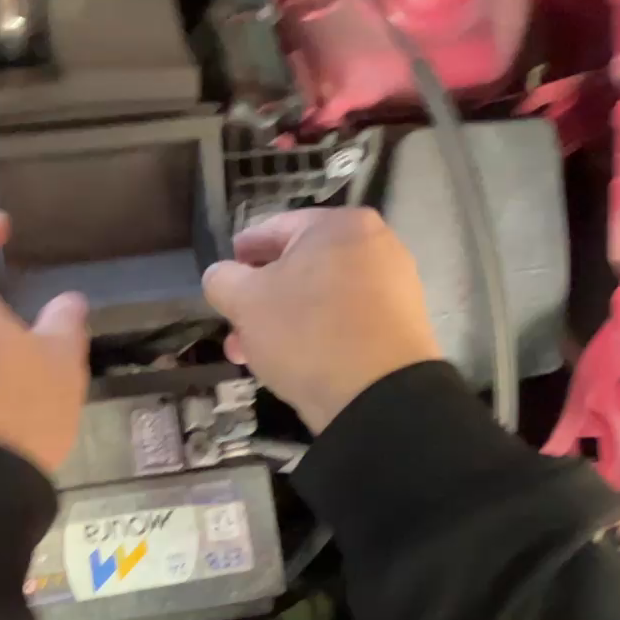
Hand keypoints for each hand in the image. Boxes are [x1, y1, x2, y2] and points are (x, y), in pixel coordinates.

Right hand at [203, 208, 441, 430]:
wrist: (376, 394)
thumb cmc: (305, 332)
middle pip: (297, 266)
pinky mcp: (398, 321)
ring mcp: (391, 283)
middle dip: (258, 297)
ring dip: (280, 319)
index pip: (273, 228)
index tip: (223, 276)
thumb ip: (222, 279)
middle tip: (234, 325)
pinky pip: (342, 317)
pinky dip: (313, 331)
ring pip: (317, 295)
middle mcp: (373, 244)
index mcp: (337, 225)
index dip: (241, 251)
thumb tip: (221, 275)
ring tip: (253, 352)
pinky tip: (290, 358)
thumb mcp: (244, 301)